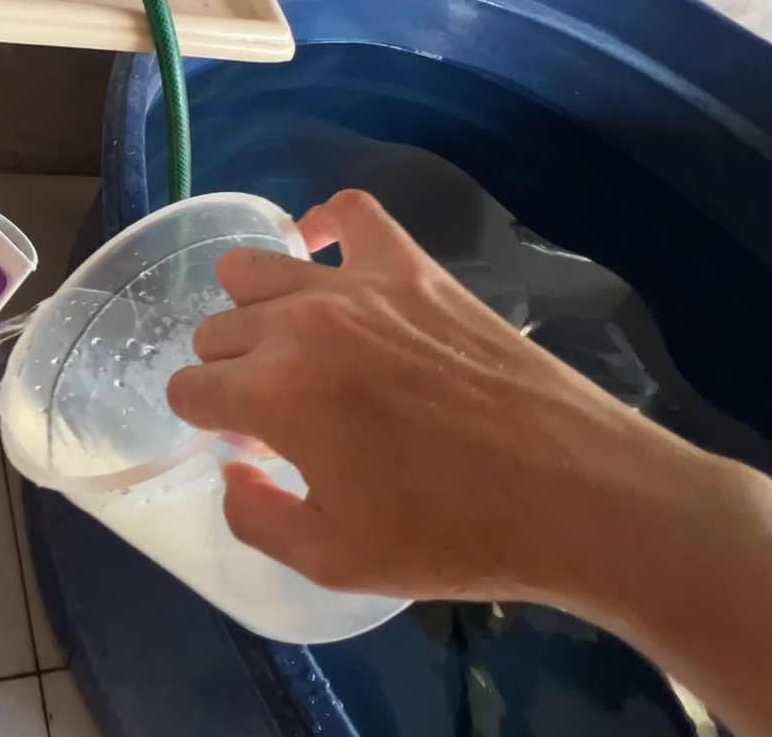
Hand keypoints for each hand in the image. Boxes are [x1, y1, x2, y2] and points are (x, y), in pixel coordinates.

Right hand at [167, 189, 740, 605]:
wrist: (582, 499)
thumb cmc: (453, 535)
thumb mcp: (333, 561)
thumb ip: (252, 517)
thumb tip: (231, 466)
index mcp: (270, 395)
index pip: (189, 389)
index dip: (205, 418)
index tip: (245, 438)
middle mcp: (295, 326)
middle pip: (214, 330)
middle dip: (230, 370)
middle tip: (279, 404)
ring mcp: (352, 286)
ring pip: (248, 267)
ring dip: (252, 307)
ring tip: (293, 340)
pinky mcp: (407, 266)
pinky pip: (348, 211)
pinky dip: (325, 226)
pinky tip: (327, 257)